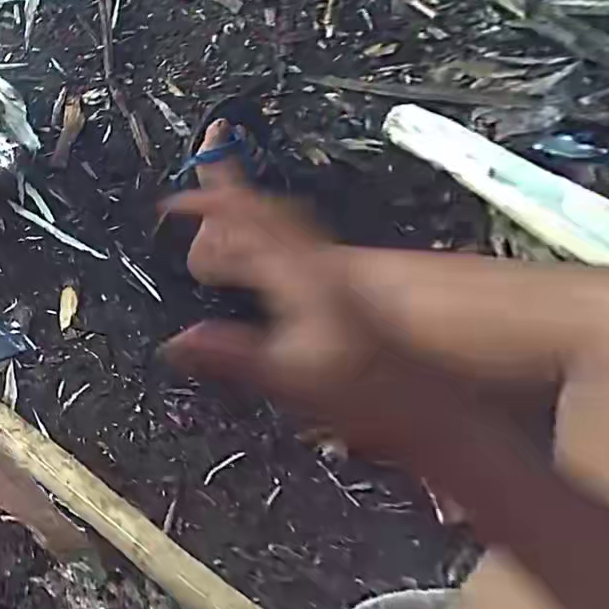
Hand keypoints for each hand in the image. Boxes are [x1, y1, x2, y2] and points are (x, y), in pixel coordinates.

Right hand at [161, 188, 486, 461]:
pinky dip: (263, 230)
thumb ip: (230, 355)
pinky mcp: (343, 283)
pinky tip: (253, 252)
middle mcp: (319, 265)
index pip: (248, 222)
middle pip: (266, 210)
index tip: (173, 203)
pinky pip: (294, 239)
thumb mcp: (288, 379)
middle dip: (224, 198)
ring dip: (244, 212)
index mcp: (300, 278)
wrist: (435, 410)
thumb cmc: (369, 394)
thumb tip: (175, 342)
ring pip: (282, 222)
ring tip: (214, 213)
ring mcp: (335, 271)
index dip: (207, 205)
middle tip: (189, 199)